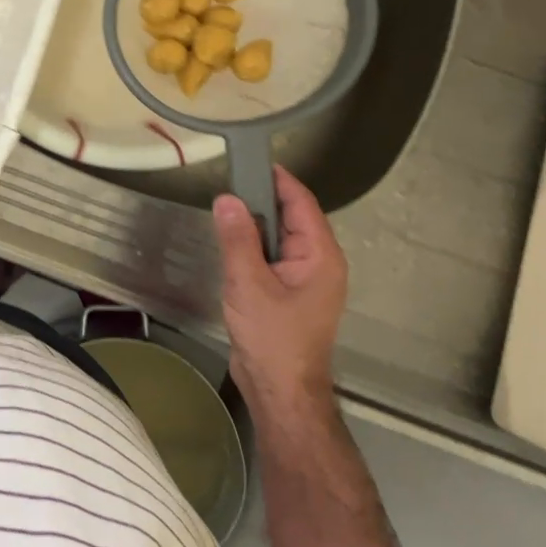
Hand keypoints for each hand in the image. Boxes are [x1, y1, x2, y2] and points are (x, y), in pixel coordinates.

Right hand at [212, 165, 345, 412]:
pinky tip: (230, 245)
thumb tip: (228, 199)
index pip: (302, 204)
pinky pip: (271, 258)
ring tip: (224, 208)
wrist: (279, 387)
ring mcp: (304, 280)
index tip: (251, 159)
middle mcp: (319, 263)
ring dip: (254, 225)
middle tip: (227, 181)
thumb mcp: (249, 283)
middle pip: (291, 219)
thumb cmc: (272, 336)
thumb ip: (238, 239)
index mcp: (321, 256)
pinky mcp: (287, 294)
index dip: (278, 180)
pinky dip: (252, 246)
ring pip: (279, 239)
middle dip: (262, 199)